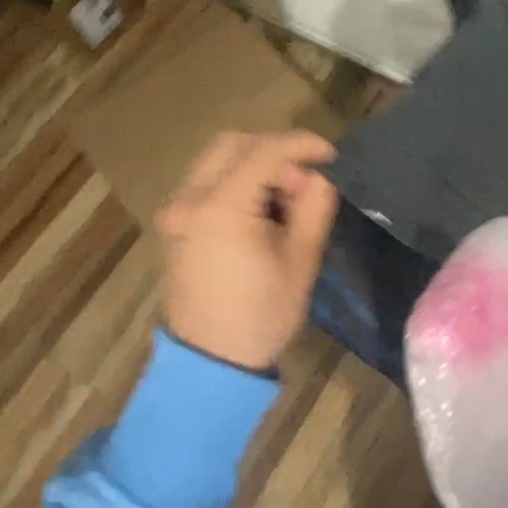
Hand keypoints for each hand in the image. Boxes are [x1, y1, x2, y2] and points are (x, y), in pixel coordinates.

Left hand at [154, 130, 339, 370]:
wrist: (211, 363)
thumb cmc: (261, 315)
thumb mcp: (302, 262)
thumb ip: (314, 206)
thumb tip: (317, 175)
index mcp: (220, 208)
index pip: (265, 152)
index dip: (302, 145)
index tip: (332, 155)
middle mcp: (189, 199)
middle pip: (233, 143)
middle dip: (275, 150)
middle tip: (304, 178)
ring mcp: (176, 210)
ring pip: (217, 158)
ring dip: (255, 163)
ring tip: (285, 196)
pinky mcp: (174, 222)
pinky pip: (206, 180)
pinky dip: (236, 178)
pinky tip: (260, 208)